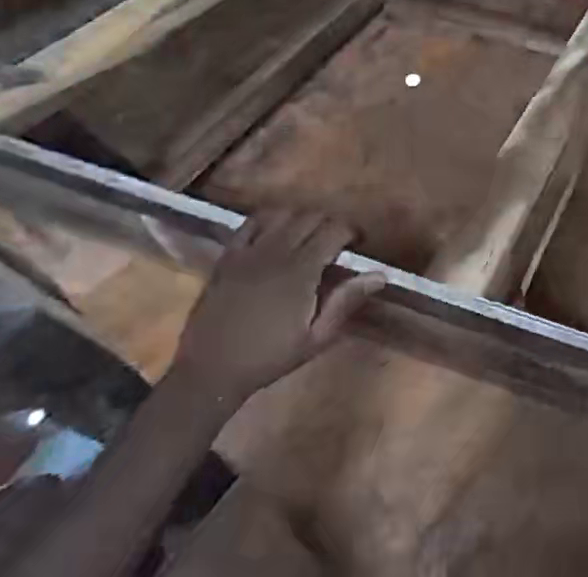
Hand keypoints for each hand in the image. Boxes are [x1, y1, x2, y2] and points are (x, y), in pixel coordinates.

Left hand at [167, 212, 384, 404]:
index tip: (357, 246)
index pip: (335, 230)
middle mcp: (274, 254)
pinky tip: (275, 235)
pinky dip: (269, 221)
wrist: (208, 373)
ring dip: (302, 219)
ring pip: (283, 214)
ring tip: (307, 237)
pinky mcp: (226, 259)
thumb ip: (346, 301)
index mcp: (300, 272)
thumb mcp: (316, 337)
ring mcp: (247, 254)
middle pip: (311, 217)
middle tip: (336, 244)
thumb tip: (379, 275)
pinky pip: (250, 224)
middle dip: (330, 224)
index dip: (351, 232)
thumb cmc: (268, 358)